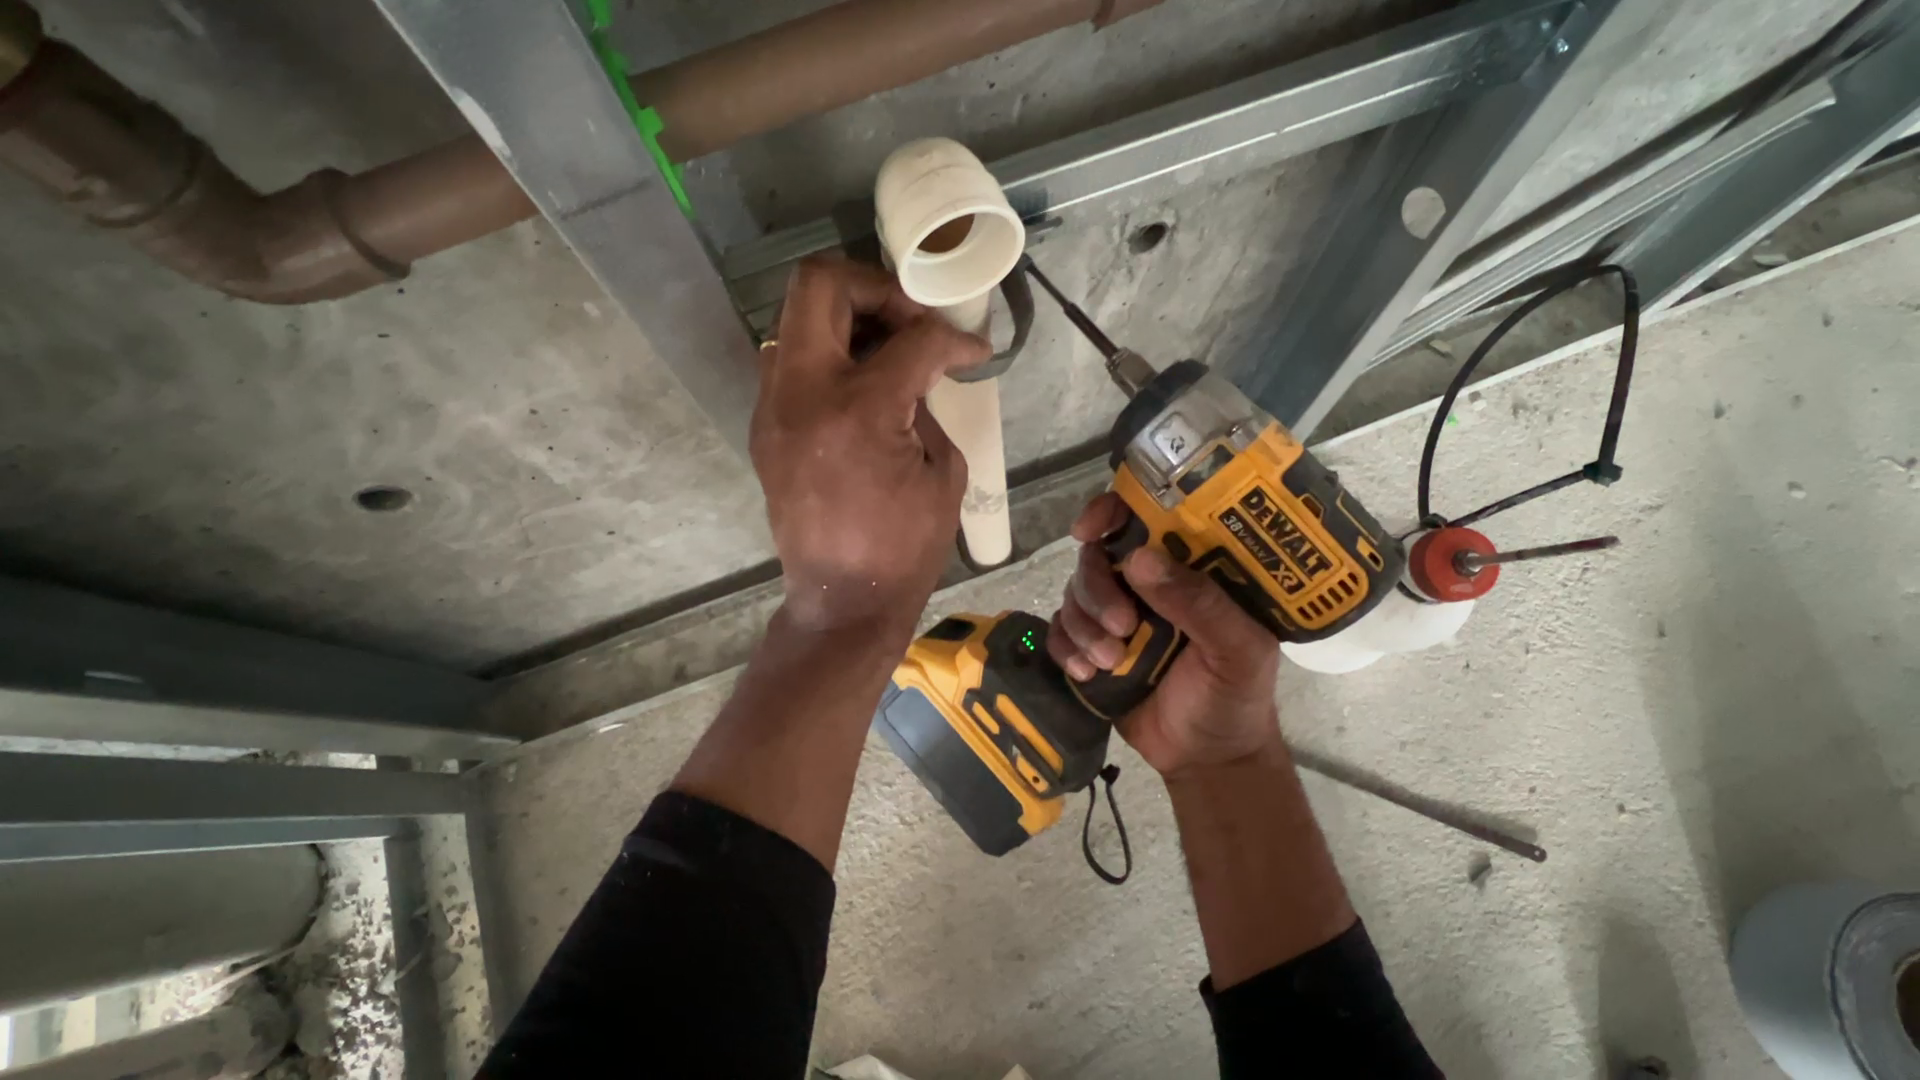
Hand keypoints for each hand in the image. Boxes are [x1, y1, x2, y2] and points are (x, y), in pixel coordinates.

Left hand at [751, 256, 989, 633]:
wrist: (843, 600)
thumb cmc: (905, 547)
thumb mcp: (943, 470)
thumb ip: (928, 404)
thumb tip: (921, 370)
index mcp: (860, 409)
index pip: (912, 338)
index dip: (953, 338)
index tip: (972, 351)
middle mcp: (803, 393)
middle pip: (821, 284)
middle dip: (876, 287)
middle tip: (910, 321)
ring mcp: (773, 407)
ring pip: (795, 316)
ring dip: (844, 318)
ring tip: (884, 350)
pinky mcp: (764, 425)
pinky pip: (790, 360)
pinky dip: (827, 355)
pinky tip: (859, 385)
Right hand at [1047, 493, 1281, 776]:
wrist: (1205, 760)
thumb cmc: (1235, 698)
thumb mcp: (1236, 650)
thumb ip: (1199, 604)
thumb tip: (1138, 559)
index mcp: (1189, 570)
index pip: (1147, 519)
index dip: (1112, 511)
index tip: (1090, 530)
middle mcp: (1147, 584)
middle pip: (1098, 557)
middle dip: (1098, 589)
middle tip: (1122, 628)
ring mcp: (1115, 615)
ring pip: (1074, 593)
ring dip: (1083, 626)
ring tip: (1109, 664)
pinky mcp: (1089, 648)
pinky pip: (1057, 631)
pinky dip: (1064, 648)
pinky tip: (1086, 674)